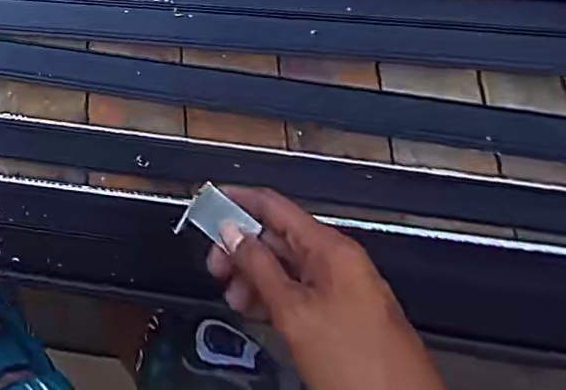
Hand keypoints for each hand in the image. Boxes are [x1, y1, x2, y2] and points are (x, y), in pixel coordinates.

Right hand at [205, 187, 444, 389]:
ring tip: (236, 299)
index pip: (272, 204)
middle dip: (240, 250)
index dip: (234, 199)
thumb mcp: (292, 311)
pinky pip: (300, 291)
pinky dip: (273, 297)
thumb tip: (230, 231)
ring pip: (285, 266)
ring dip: (253, 277)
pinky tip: (257, 312)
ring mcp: (346, 290)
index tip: (206, 203)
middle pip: (275, 237)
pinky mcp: (347, 316)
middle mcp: (341, 263)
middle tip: (216, 266)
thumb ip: (256, 264)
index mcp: (332, 250)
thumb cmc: (359, 366)